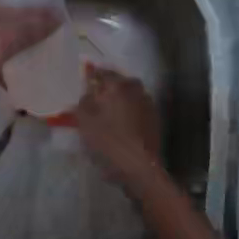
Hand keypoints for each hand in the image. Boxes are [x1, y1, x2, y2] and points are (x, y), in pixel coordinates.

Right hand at [75, 64, 165, 186]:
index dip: (93, 76)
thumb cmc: (108, 141)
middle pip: (120, 82)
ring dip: (120, 99)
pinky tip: (122, 123)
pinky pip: (138, 108)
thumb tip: (88, 93)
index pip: (103, 72)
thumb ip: (83, 103)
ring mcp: (148, 104)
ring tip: (109, 111)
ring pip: (130, 95)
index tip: (87, 81)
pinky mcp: (155, 119)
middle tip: (97, 96)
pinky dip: (129, 111)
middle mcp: (136, 90)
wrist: (139, 166)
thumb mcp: (85, 122)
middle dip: (109, 87)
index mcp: (118, 86)